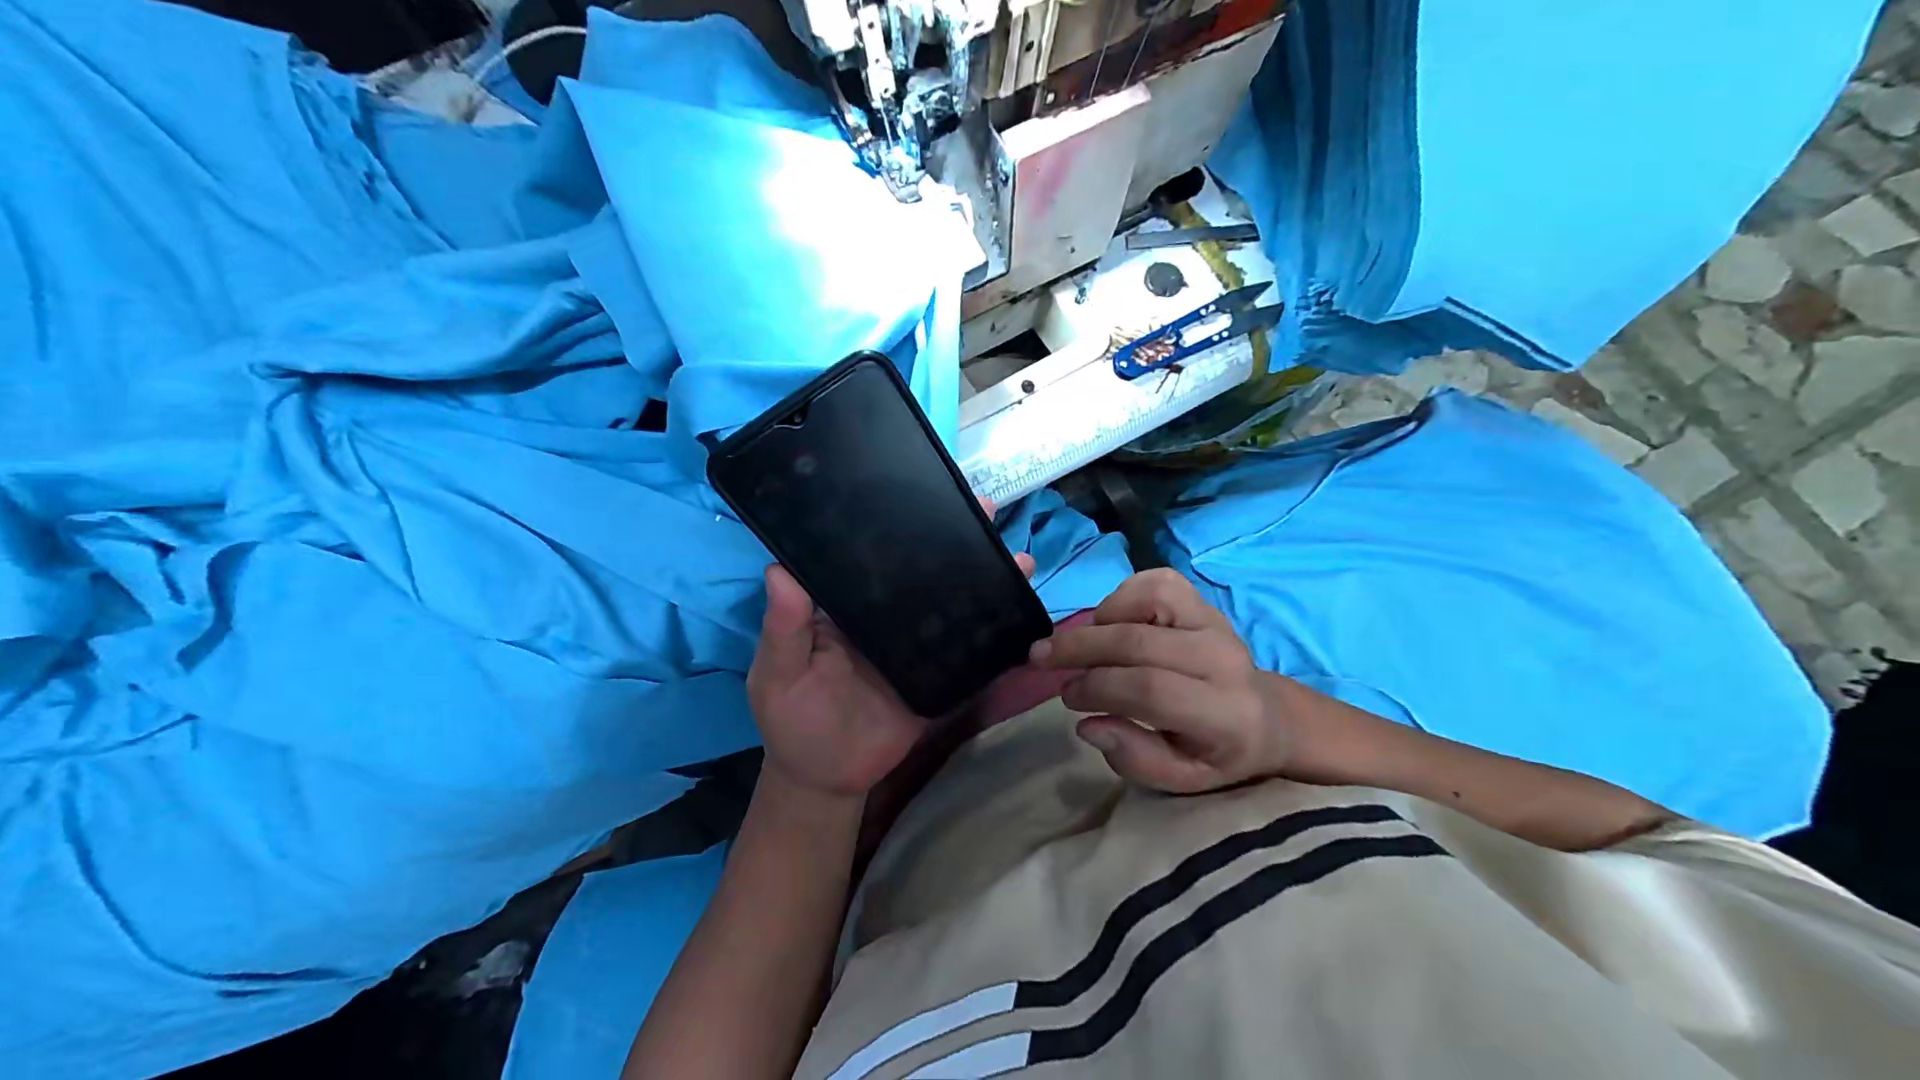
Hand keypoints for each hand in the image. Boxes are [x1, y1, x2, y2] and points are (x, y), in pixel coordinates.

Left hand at [746, 498, 1036, 803]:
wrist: (829, 778)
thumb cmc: (792, 720)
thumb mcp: (776, 673)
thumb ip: (782, 628)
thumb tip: (778, 570)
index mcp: (846, 605)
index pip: (872, 556)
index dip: (896, 525)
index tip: (923, 493)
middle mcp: (886, 615)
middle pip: (921, 570)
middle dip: (954, 538)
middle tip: (985, 509)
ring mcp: (916, 644)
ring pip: (952, 602)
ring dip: (983, 576)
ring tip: (1017, 558)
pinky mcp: (939, 675)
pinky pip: (968, 649)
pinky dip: (993, 630)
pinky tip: (1020, 609)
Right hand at [1030, 568, 1289, 793]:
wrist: (1264, 715)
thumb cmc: (1214, 751)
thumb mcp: (1180, 777)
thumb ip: (1135, 758)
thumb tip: (1087, 725)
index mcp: (1223, 712)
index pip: (1149, 689)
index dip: (1098, 688)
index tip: (1067, 697)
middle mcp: (1222, 658)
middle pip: (1137, 641)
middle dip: (1079, 647)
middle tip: (1042, 658)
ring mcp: (1214, 621)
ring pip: (1148, 599)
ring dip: (1101, 617)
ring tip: (1082, 642)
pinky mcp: (1203, 601)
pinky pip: (1156, 581)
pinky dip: (1123, 595)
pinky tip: (1109, 621)